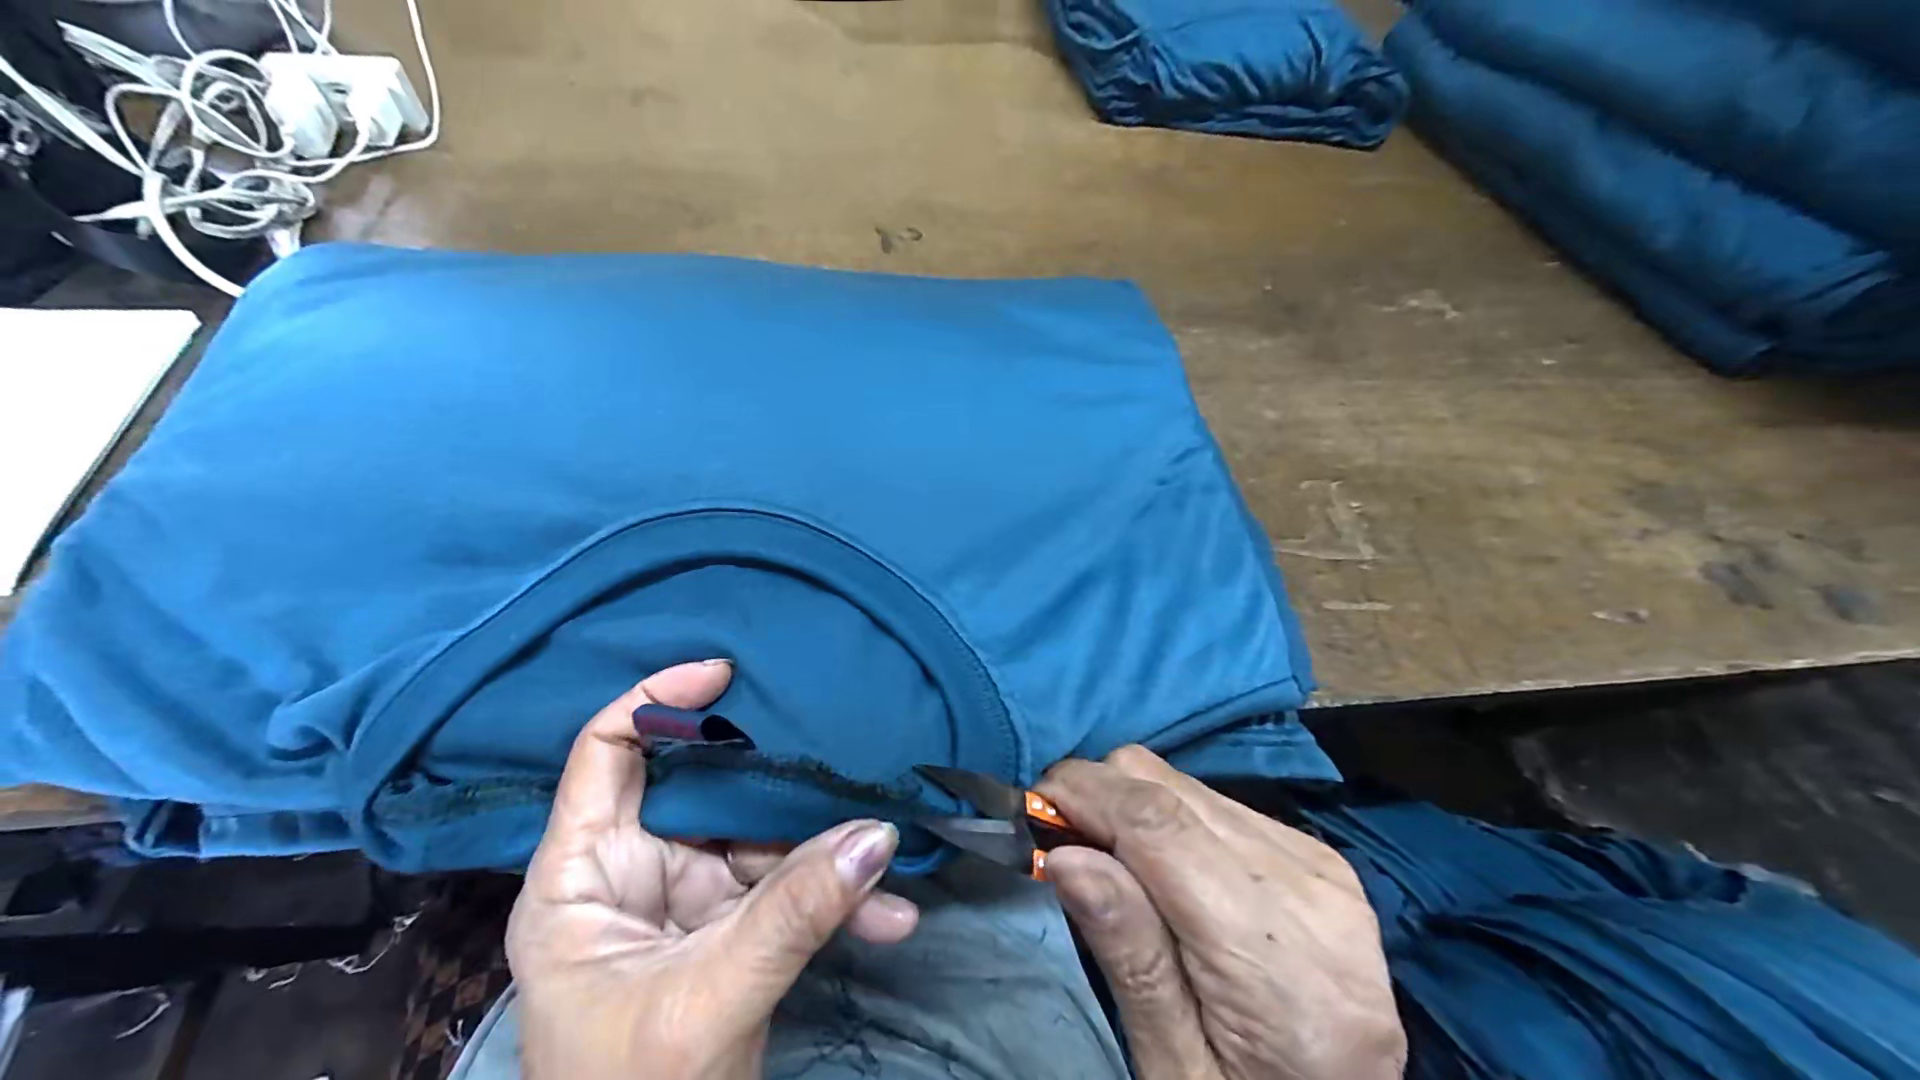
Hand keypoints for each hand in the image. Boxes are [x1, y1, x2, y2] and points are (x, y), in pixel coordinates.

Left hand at [506, 660, 919, 1079]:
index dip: (654, 702)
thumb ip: (791, 914)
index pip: (604, 755)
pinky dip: (836, 901)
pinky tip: (888, 919)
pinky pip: (788, 890)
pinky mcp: (731, 927)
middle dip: (773, 776)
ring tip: (885, 857)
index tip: (726, 675)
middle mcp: (634, 869)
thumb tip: (876, 836)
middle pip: (704, 787)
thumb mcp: (707, 1002)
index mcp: (582, 874)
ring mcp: (688, 897)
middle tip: (832, 755)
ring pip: (761, 840)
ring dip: (826, 853)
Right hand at [1038, 746, 1404, 1079]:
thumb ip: (1129, 956)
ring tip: (1106, 857)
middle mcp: (1311, 894)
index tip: (1030, 806)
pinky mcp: (1318, 857)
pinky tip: (1160, 867)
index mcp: (1281, 966)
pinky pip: (1216, 802)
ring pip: (1189, 784)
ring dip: (1130, 804)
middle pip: (1172, 790)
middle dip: (1098, 795)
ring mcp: (1321, 867)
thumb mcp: (1176, 1075)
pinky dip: (1169, 818)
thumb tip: (1063, 855)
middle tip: (1058, 841)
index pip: (1162, 828)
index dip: (1085, 795)